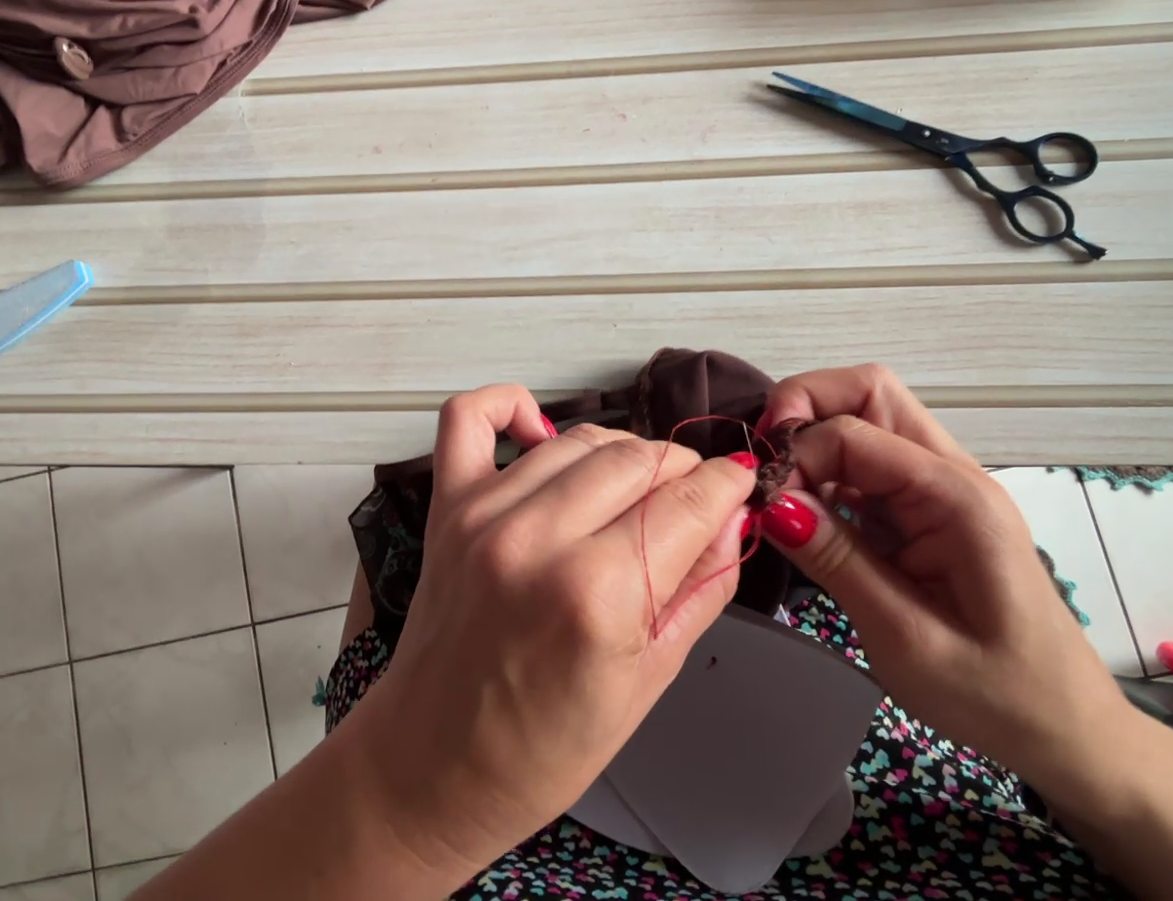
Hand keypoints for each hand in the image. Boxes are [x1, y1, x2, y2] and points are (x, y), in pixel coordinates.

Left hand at [345, 385, 756, 877]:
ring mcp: (484, 515)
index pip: (689, 500)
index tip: (738, 483)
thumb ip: (703, 584)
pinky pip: (470, 416)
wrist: (434, 766)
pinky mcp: (448, 507)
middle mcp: (537, 540)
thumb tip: (731, 516)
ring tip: (632, 492)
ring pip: (581, 438)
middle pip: (640, 458)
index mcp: (597, 595)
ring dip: (621, 454)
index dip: (728, 486)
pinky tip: (541, 430)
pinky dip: (509, 405)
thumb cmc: (538, 748)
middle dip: (682, 471)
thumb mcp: (651, 680)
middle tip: (690, 499)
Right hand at [752, 365, 1135, 800]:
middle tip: (764, 467)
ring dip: (813, 440)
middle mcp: (951, 474)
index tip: (761, 505)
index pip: (852, 432)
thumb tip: (768, 500)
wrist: (1065, 730)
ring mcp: (941, 489)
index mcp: (955, 498)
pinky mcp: (927, 512)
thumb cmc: (994, 695)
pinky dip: (826, 474)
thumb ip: (835, 560)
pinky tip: (807, 516)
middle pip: (867, 392)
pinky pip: (867, 465)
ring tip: (779, 496)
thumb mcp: (904, 638)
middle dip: (803, 407)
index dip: (795, 454)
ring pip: (865, 419)